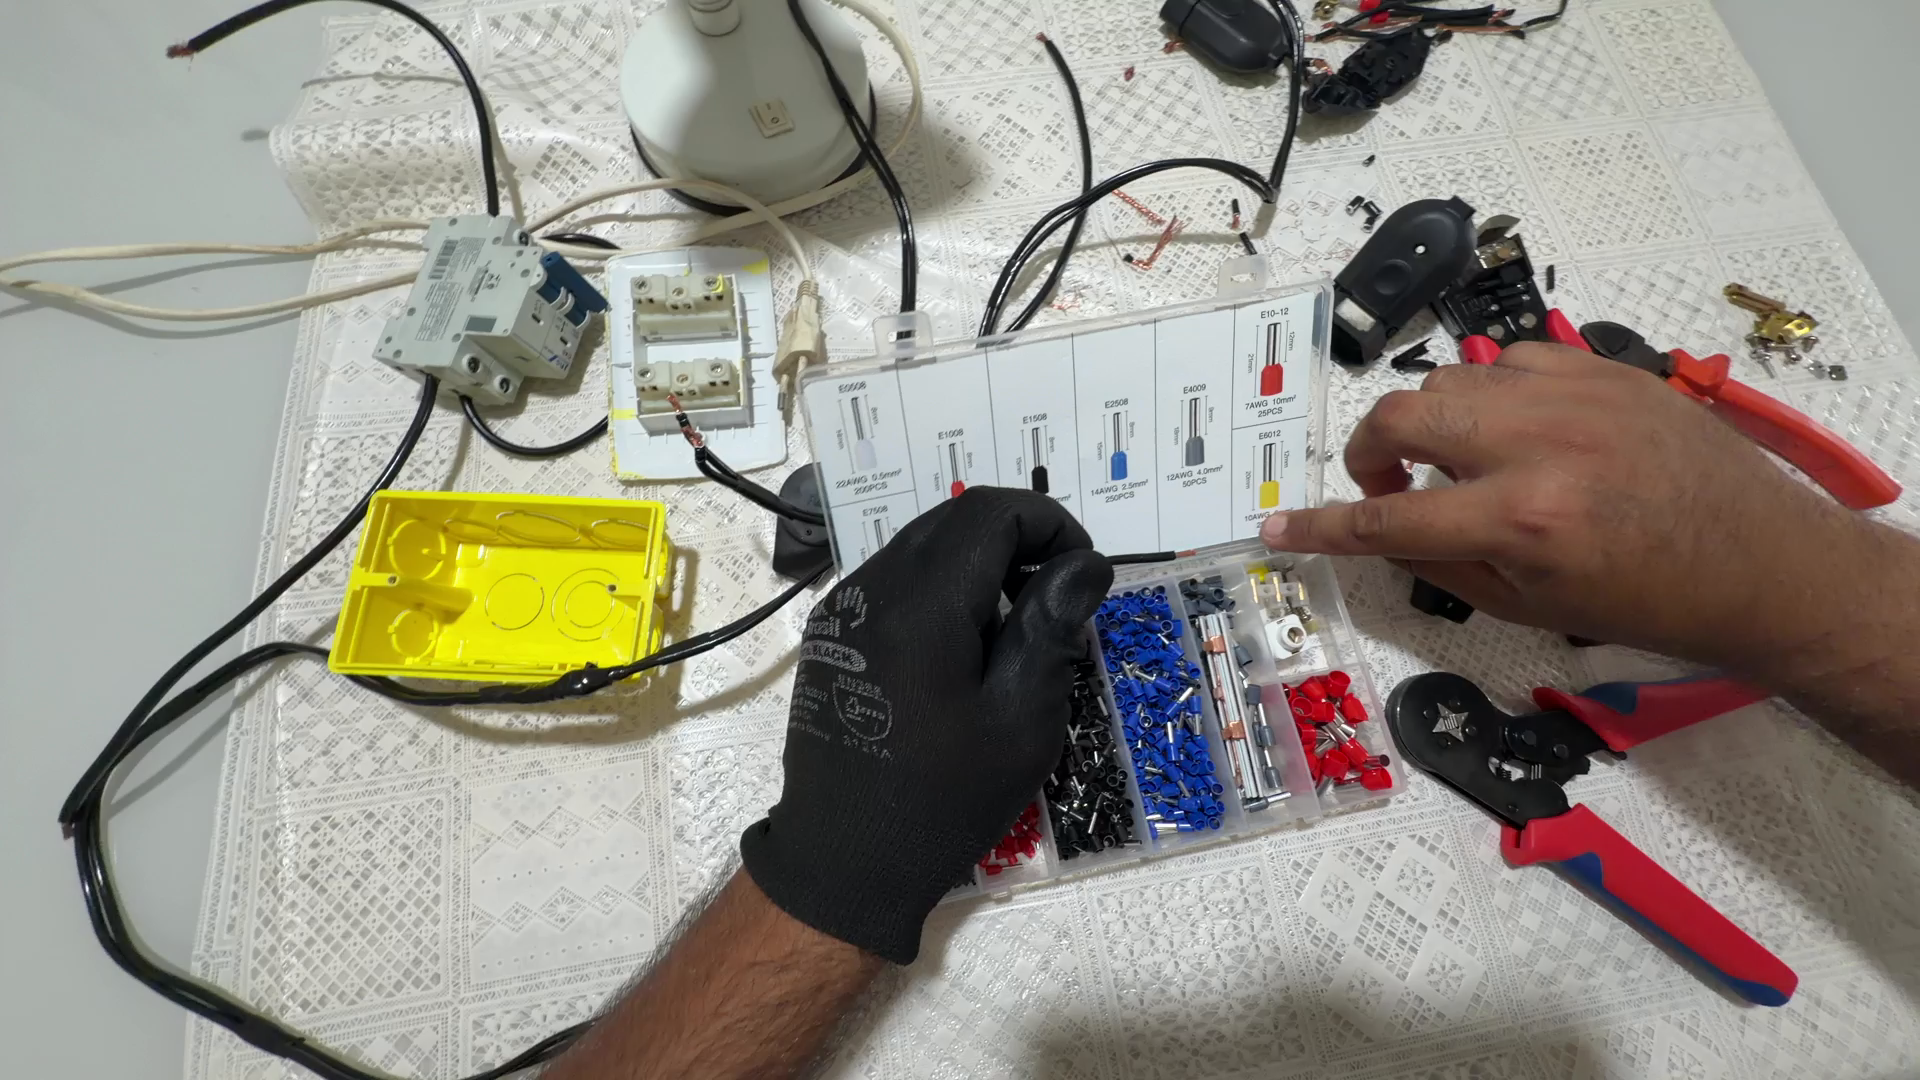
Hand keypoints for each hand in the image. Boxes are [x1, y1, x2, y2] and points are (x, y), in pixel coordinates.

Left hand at [741, 488, 1111, 963]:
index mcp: (921, 605)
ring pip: (924, 544)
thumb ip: (1051, 626)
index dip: (1048, 522)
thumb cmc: (943, 799)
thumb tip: (1085, 561)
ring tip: (1014, 625)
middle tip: (1056, 593)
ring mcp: (845, 606)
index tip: (1081, 570)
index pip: (989, 511)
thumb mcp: (1020, 720)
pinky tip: (962, 644)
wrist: (842, 859)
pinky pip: (897, 578)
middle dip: (1018, 538)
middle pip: (955, 518)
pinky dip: (944, 586)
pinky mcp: (834, 630)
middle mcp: (873, 587)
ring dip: (980, 562)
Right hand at [1261, 343, 1892, 669]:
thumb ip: (1430, 560)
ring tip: (1460, 458)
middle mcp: (1541, 446)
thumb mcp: (1519, 604)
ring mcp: (1576, 396)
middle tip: (1387, 480)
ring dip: (1428, 425)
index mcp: (1521, 521)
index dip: (1319, 528)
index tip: (1276, 529)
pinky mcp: (1604, 370)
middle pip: (1398, 418)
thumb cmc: (1639, 599)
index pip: (1384, 520)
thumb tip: (1376, 528)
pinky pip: (1503, 362)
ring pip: (1444, 382)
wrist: (1769, 565)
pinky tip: (1510, 428)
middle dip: (1367, 453)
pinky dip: (1485, 396)